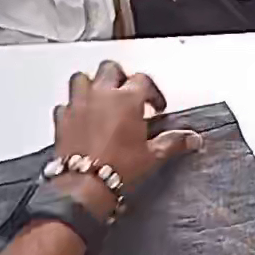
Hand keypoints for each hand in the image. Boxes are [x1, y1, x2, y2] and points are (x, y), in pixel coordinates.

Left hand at [52, 60, 202, 218]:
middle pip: (111, 69)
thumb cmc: (119, 169)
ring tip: (100, 99)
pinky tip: (80, 118)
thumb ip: (173, 142)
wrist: (86, 185)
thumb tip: (192, 139)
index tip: (155, 106)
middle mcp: (101, 94)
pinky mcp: (62, 118)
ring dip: (92, 85)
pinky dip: (73, 107)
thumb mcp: (152, 156)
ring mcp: (78, 103)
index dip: (152, 92)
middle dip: (121, 78)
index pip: (143, 80)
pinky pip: (66, 104)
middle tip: (128, 95)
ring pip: (83, 78)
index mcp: (127, 98)